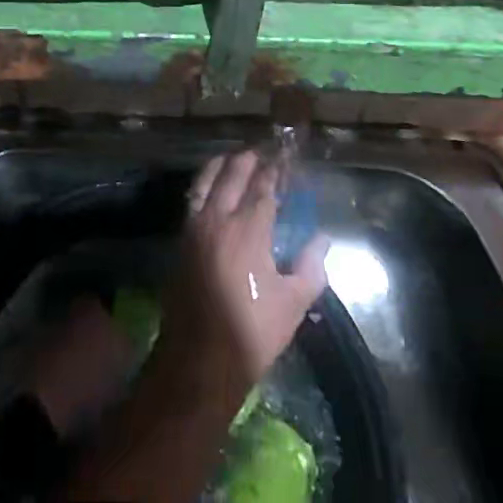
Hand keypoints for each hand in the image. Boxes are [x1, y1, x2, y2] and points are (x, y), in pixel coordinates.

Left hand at [165, 150, 328, 384]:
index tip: (282, 159)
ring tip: (230, 158)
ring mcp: (194, 228)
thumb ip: (310, 264)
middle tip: (258, 151)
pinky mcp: (181, 240)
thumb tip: (322, 236)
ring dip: (218, 168)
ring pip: (204, 185)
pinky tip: (208, 187)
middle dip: (245, 162)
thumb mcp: (294, 301)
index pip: (263, 190)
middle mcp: (217, 220)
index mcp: (248, 230)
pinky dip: (201, 186)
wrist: (202, 351)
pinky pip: (192, 201)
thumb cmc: (254, 328)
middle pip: (230, 179)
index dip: (274, 173)